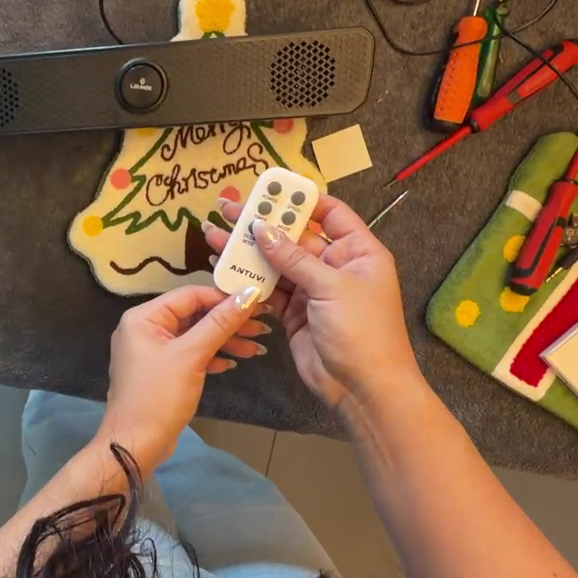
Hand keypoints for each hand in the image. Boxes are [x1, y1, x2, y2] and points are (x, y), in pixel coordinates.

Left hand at [100, 283, 267, 467]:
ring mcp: (151, 351)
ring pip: (194, 336)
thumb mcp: (191, 356)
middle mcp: (144, 329)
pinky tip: (231, 363)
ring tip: (257, 348)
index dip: (224, 297)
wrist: (135, 444)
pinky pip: (188, 355)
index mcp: (143, 317)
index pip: (190, 295)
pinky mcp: (160, 371)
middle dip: (228, 322)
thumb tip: (249, 294)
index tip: (257, 302)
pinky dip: (210, 357)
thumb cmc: (159, 396)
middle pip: (193, 315)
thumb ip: (220, 323)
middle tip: (263, 327)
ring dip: (224, 341)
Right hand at [204, 194, 420, 411]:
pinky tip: (225, 268)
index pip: (330, 213)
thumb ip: (292, 258)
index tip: (269, 190)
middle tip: (228, 208)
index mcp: (357, 251)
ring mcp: (312, 289)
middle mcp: (334, 265)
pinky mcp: (293, 312)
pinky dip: (247, 280)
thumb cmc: (362, 330)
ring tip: (215, 235)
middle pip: (294, 236)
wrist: (362, 386)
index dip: (300, 200)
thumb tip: (261, 229)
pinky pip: (268, 289)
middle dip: (262, 223)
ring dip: (247, 252)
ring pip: (275, 263)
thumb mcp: (330, 286)